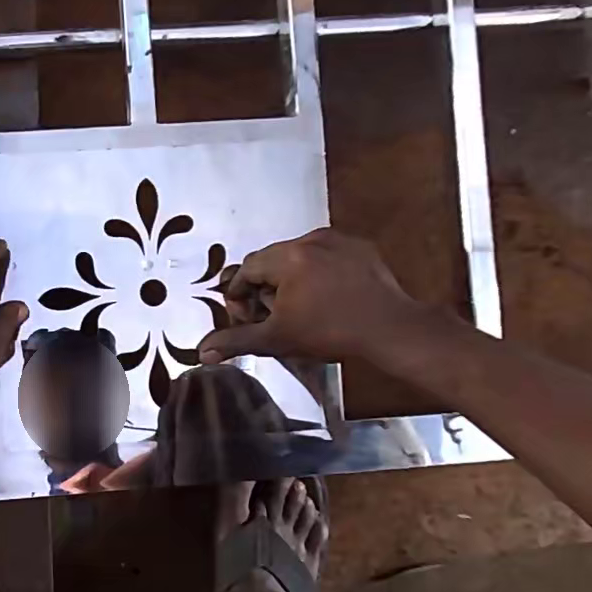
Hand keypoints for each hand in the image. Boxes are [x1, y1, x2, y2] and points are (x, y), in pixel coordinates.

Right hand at [195, 229, 428, 364]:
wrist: (389, 329)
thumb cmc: (329, 332)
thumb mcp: (276, 339)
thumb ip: (236, 341)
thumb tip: (202, 353)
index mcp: (286, 256)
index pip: (247, 269)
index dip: (240, 295)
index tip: (247, 317)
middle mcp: (310, 239)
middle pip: (272, 260)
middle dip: (265, 287)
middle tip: (271, 316)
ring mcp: (338, 240)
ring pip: (299, 256)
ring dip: (291, 279)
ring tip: (301, 309)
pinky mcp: (360, 248)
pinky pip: (327, 256)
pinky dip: (319, 273)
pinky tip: (327, 298)